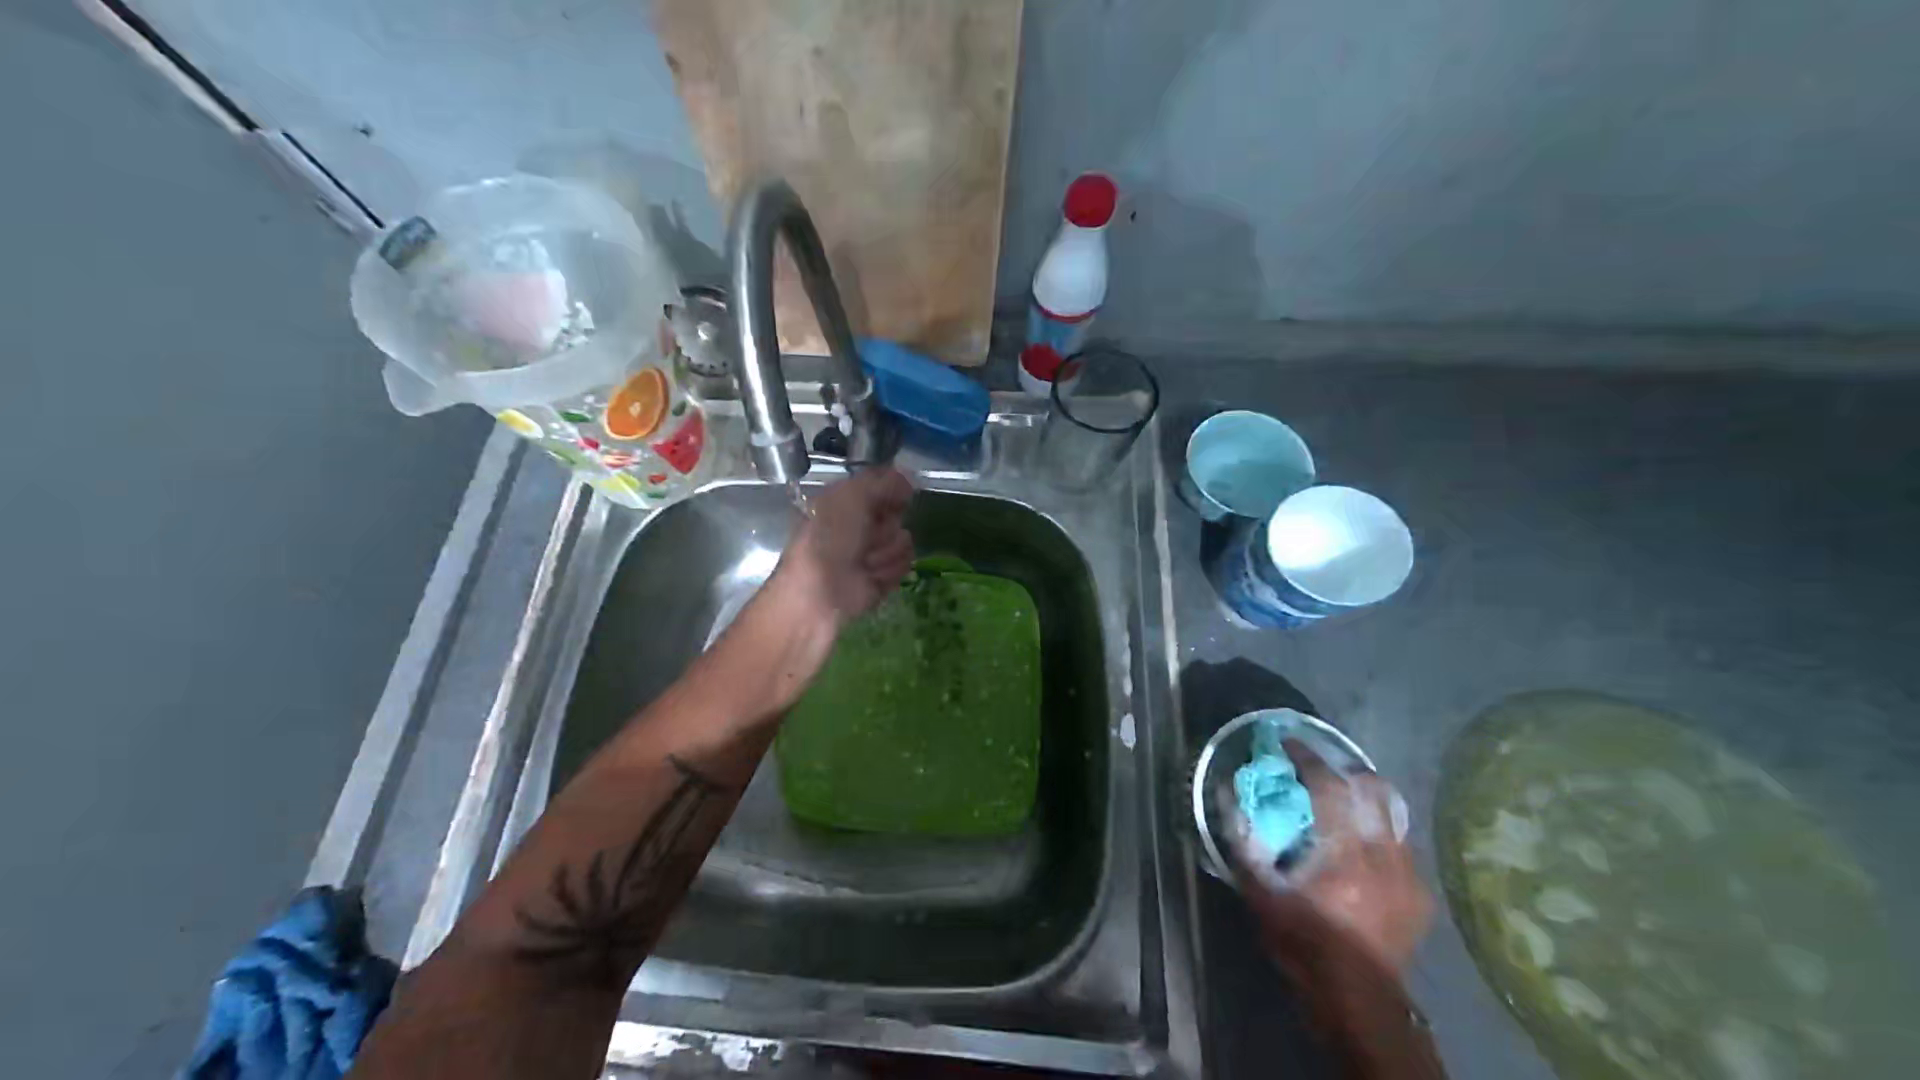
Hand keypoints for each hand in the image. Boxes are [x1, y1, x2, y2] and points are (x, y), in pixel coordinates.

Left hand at [770, 466, 915, 628]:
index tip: (894, 499)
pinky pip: (904, 565)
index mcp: (847, 500)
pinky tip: (869, 577)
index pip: (885, 486)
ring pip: (904, 540)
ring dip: (885, 552)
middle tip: (865, 538)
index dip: (892, 492)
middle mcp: (861, 523)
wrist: (819, 593)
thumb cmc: (828, 540)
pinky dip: (887, 571)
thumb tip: (909, 478)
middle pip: (898, 513)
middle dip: (885, 527)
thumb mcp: (851, 498)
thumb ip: (882, 482)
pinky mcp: (883, 576)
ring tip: (863, 563)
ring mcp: (873, 550)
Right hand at [1234, 740, 1431, 974]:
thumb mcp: (1259, 891)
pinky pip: (1402, 843)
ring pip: (1394, 813)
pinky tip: (1362, 844)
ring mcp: (1409, 874)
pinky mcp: (1421, 893)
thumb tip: (1229, 793)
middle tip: (1320, 768)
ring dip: (1366, 798)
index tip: (1288, 742)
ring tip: (1342, 801)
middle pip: (1374, 789)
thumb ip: (1243, 839)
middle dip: (1345, 769)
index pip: (1328, 785)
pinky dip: (1380, 830)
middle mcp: (1383, 855)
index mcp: (1342, 852)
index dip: (1307, 757)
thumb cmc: (1302, 941)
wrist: (1357, 999)